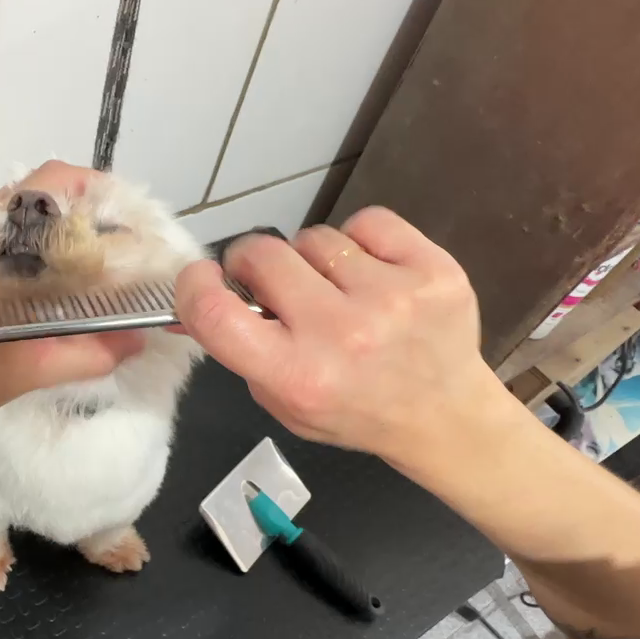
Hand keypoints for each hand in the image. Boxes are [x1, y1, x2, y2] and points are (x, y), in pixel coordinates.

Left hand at [0, 169, 145, 429]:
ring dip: (64, 216)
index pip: (51, 186)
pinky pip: (10, 228)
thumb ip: (88, 355)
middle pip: (41, 186)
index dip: (98, 192)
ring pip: (25, 205)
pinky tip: (61, 271)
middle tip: (122, 234)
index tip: (131, 219)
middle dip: (88, 200)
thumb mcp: (29, 372)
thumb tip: (135, 341)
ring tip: (98, 250)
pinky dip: (43, 234)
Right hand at [174, 207, 505, 459]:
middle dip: (255, 264)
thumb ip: (244, 353)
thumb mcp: (283, 404)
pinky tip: (371, 274)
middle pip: (263, 254)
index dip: (195, 285)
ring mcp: (391, 297)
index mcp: (296, 376)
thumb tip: (204, 299)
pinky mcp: (432, 269)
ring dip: (312, 260)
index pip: (216, 313)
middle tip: (272, 284)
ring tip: (335, 290)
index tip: (204, 279)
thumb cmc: (353, 414)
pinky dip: (359, 243)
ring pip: (315, 237)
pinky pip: (366, 222)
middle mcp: (340, 333)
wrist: (444, 416)